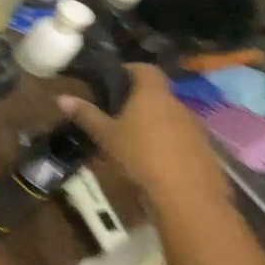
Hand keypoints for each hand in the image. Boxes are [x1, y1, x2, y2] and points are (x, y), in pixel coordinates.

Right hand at [59, 64, 226, 206]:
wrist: (187, 195)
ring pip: (168, 116)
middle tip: (114, 113)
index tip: (112, 80)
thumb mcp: (106, 135)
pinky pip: (180, 136)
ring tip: (131, 138)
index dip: (129, 70)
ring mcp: (194, 128)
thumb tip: (61, 97)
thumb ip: (86, 114)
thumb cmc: (141, 155)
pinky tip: (152, 158)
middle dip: (137, 100)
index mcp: (153, 95)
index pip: (146, 69)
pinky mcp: (204, 149)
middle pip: (157, 94)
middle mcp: (178, 105)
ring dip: (152, 122)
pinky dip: (166, 140)